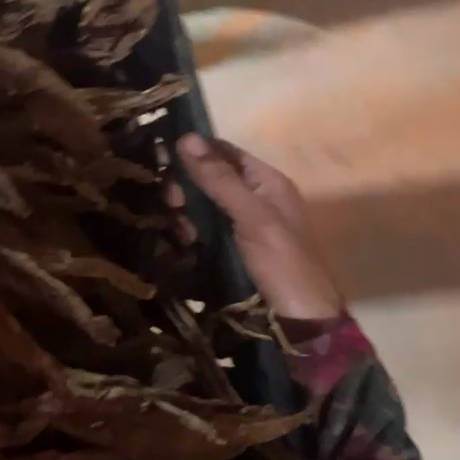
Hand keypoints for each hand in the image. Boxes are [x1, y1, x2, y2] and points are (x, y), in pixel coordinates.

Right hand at [176, 134, 343, 320]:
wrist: (298, 322)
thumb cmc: (284, 263)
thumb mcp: (253, 217)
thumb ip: (219, 178)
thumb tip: (185, 137)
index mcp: (266, 182)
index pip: (222, 151)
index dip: (193, 149)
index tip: (161, 156)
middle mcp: (252, 196)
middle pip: (206, 175)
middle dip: (185, 185)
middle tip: (172, 201)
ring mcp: (238, 220)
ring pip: (197, 200)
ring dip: (183, 209)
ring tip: (181, 228)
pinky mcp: (226, 242)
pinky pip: (198, 223)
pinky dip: (187, 228)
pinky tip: (183, 239)